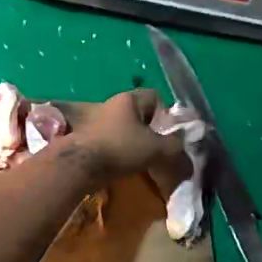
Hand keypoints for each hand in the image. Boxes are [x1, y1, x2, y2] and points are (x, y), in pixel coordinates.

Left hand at [65, 89, 180, 178]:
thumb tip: (181, 143)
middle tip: (154, 148)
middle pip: (136, 113)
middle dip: (147, 129)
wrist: (80, 165)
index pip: (154, 96)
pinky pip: (108, 140)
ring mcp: (95, 121)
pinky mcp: (85, 138)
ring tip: (137, 159)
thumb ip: (173, 144)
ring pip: (121, 128)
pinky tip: (119, 164)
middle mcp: (110, 105)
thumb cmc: (121, 148)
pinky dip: (116, 150)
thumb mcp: (156, 148)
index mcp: (128, 99)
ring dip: (130, 141)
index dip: (165, 113)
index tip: (167, 132)